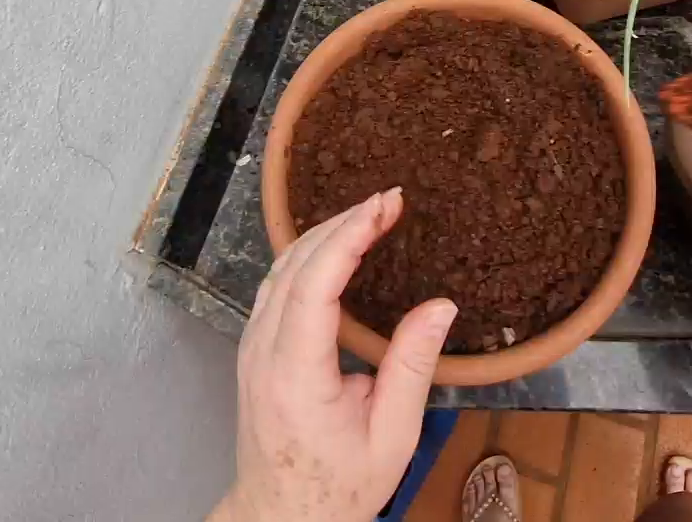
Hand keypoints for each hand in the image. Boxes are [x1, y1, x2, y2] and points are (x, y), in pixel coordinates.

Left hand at [211, 188, 457, 521]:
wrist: (279, 518)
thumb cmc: (339, 485)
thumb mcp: (391, 436)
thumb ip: (413, 366)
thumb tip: (441, 304)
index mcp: (294, 372)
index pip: (316, 282)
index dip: (350, 234)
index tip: (385, 204)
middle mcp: (262, 348)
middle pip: (296, 262)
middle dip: (343, 222)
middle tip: (388, 201)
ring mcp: (251, 343)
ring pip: (281, 266)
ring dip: (324, 232)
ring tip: (369, 214)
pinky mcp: (253, 344)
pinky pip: (277, 281)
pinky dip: (309, 252)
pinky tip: (336, 243)